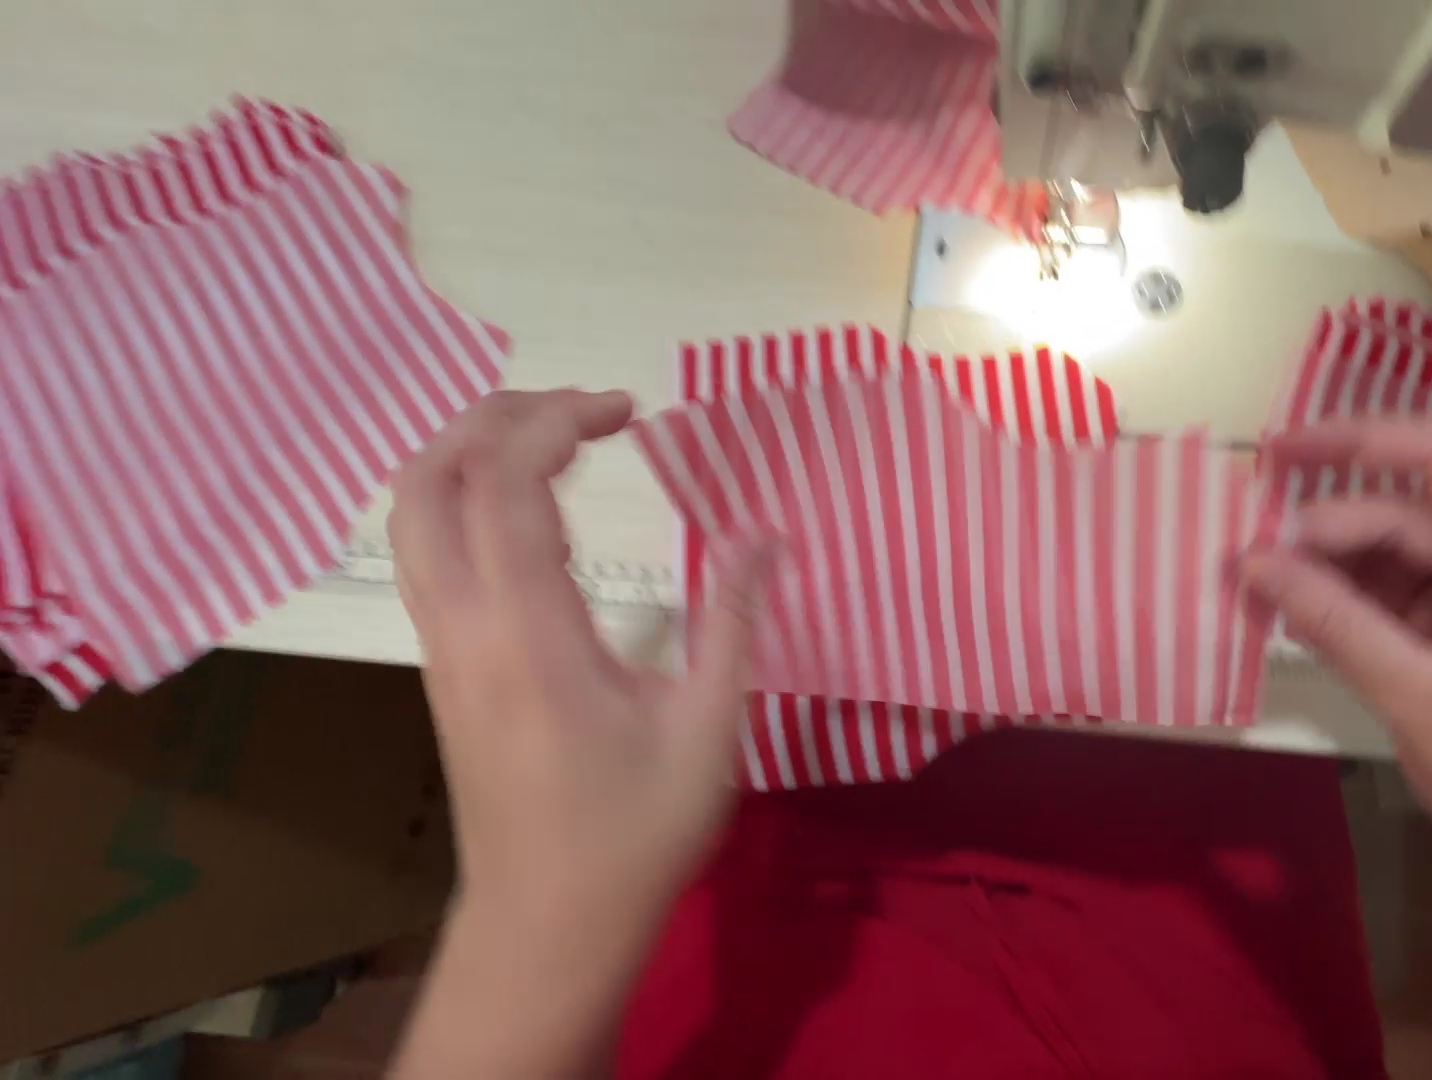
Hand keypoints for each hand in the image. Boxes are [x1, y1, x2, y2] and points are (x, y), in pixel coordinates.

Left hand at [388, 389, 768, 921]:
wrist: (547, 923)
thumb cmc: (635, 830)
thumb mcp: (708, 729)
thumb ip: (732, 621)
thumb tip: (766, 534)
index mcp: (529, 635)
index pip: (505, 485)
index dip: (558, 422)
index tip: (630, 410)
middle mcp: (463, 627)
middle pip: (430, 478)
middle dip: (501, 415)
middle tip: (587, 408)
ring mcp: (441, 646)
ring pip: (412, 511)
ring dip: (474, 449)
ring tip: (558, 436)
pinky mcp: (445, 665)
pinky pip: (430, 549)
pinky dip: (469, 495)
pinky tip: (535, 507)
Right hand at [1241, 421, 1431, 872]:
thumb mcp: (1421, 694)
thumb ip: (1333, 618)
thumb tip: (1247, 559)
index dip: (1360, 443)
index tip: (1278, 448)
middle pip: (1415, 519)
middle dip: (1331, 534)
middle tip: (1251, 556)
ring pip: (1402, 563)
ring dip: (1332, 574)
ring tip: (1261, 587)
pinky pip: (1403, 605)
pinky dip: (1351, 609)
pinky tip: (1298, 615)